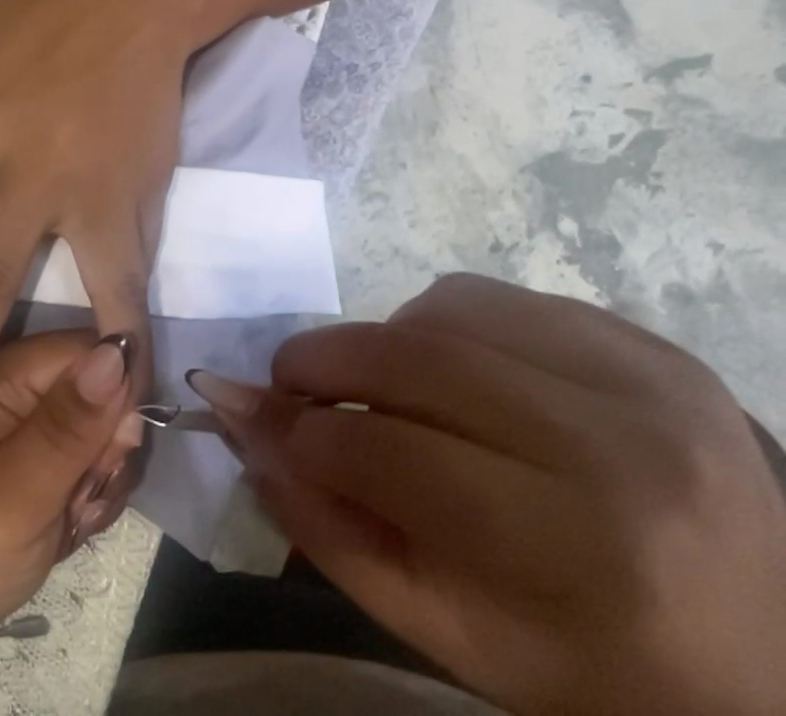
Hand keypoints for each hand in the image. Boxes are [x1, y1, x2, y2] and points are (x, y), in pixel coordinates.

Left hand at [0, 332, 140, 657]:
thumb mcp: (16, 491)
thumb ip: (70, 427)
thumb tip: (116, 350)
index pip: (79, 350)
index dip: (116, 388)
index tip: (118, 447)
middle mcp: (5, 397)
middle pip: (96, 395)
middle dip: (106, 450)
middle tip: (81, 502)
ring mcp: (16, 435)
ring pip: (95, 438)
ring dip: (97, 484)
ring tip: (68, 524)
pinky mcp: (26, 470)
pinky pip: (80, 471)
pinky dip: (84, 502)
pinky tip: (65, 533)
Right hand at [190, 274, 785, 715]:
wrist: (757, 670)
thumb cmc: (574, 664)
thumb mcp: (429, 622)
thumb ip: (316, 520)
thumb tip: (235, 417)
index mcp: (569, 546)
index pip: (380, 449)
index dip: (294, 432)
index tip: (256, 427)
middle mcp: (621, 449)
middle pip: (410, 357)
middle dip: (316, 363)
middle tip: (291, 389)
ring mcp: (654, 388)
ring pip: (449, 309)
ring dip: (383, 342)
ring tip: (383, 391)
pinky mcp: (661, 355)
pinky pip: (505, 300)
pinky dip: (446, 326)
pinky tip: (455, 377)